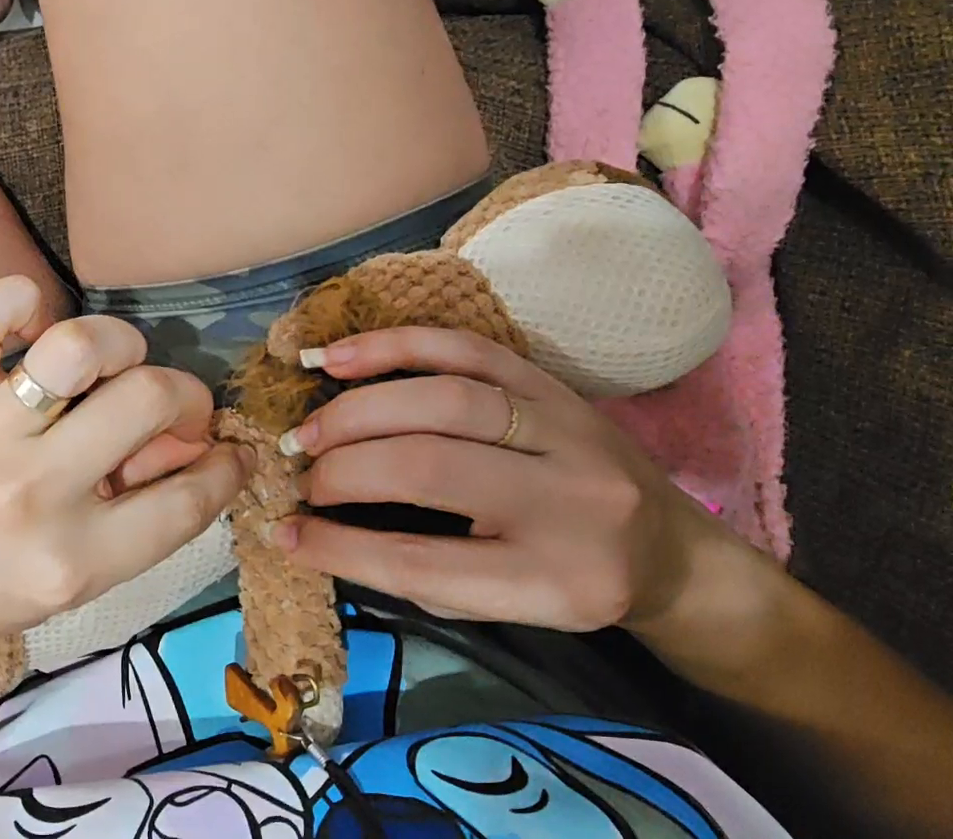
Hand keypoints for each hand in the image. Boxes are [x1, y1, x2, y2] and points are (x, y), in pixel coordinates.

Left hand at [0, 276, 251, 676]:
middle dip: (186, 397)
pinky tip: (34, 318)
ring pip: (76, 348)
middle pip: (147, 401)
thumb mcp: (79, 585)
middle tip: (169, 410)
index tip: (225, 452)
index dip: (225, 468)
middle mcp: (34, 490)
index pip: (186, 500)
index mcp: (74, 557)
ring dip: (118, 343)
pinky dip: (13, 301)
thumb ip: (144, 521)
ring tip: (114, 366)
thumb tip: (195, 448)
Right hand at [271, 327, 748, 634]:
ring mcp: (568, 431)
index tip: (284, 532)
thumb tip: (304, 531)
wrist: (670, 550)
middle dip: (343, 470)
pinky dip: (391, 348)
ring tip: (309, 432)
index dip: (338, 546)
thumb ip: (408, 569)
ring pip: (443, 400)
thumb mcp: (496, 605)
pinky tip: (337, 360)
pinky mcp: (552, 384)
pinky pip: (463, 349)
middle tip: (300, 477)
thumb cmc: (563, 585)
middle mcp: (572, 503)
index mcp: (558, 582)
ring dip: (356, 412)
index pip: (420, 561)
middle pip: (428, 468)